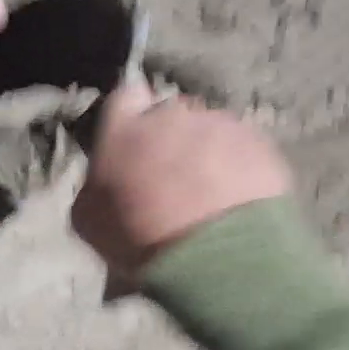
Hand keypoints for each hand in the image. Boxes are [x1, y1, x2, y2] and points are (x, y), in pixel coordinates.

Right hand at [72, 82, 293, 280]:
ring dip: (202, 151)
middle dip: (166, 137)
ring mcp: (221, 124)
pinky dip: (234, 164)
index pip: (123, 97)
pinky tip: (228, 196)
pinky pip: (241, 146)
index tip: (128, 139)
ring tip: (202, 191)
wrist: (211, 252)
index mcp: (123, 129)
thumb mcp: (87, 217)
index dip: (127, 115)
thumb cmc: (135, 235)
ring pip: (207, 129)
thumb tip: (105, 177)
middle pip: (169, 114)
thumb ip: (96, 182)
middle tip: (164, 175)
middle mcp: (172, 114)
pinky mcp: (261, 142)